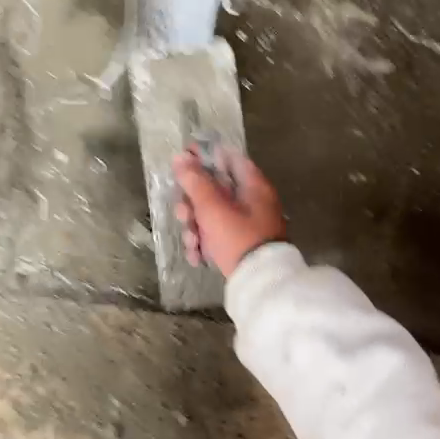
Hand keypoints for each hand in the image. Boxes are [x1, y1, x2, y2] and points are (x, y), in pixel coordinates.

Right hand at [171, 146, 285, 277]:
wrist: (258, 281)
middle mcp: (251, 202)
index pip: (227, 158)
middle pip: (213, 190)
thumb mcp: (212, 207)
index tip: (183, 161)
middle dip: (192, 204)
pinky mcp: (240, 244)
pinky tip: (197, 256)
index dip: (204, 157)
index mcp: (253, 186)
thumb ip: (195, 181)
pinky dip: (204, 243)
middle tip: (185, 215)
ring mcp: (246, 224)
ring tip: (192, 242)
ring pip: (211, 215)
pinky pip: (216, 235)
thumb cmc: (237, 237)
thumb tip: (181, 157)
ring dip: (194, 228)